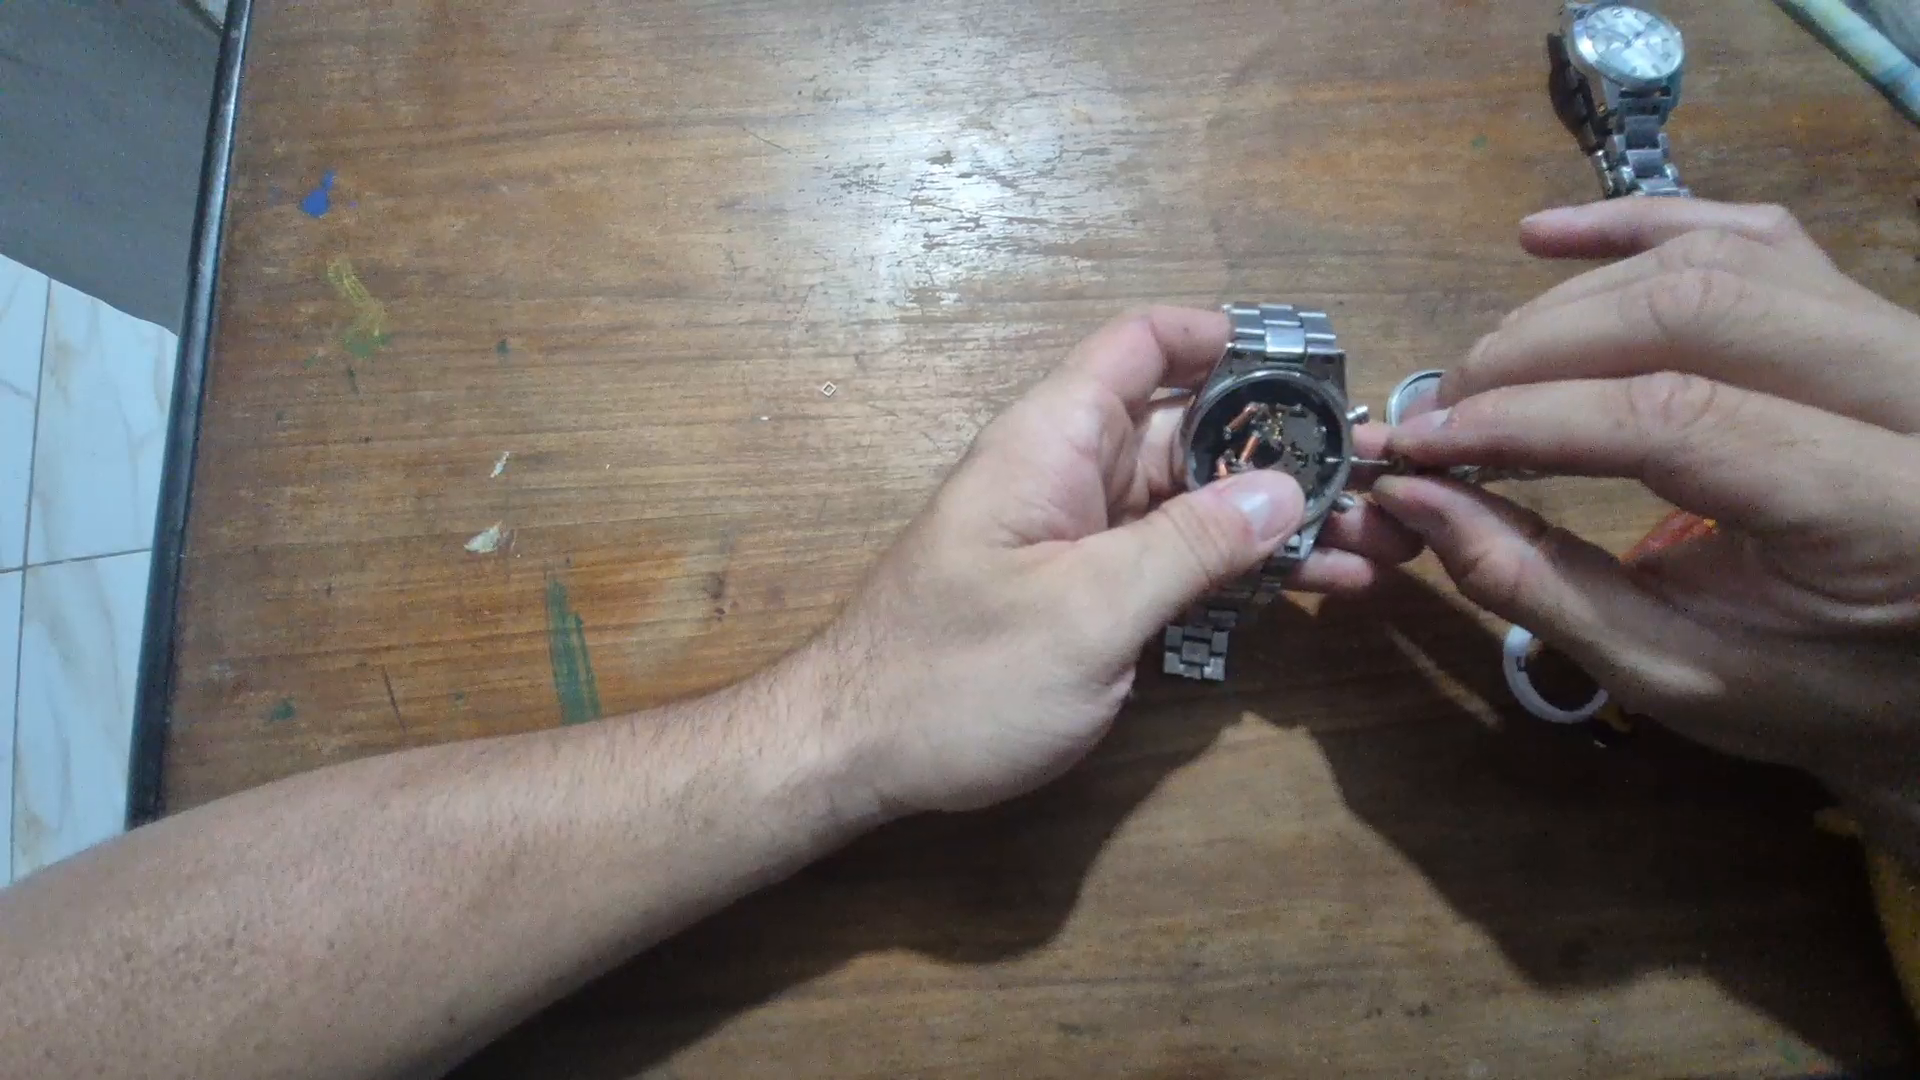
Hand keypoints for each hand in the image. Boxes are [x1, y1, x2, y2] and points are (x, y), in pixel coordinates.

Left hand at [811, 307, 1415, 814]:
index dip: (1222, 339)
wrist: (863, 749)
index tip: (1312, 368)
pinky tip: (1304, 594)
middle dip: (1277, 450)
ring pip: (1186, 503)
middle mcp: (1068, 474)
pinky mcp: (1084, 593)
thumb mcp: (1084, 612)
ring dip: (1269, 522)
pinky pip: (1168, 562)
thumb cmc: (958, 676)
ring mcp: (1078, 538)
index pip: (1139, 347)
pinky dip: (1229, 572)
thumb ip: (1186, 546)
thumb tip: (1284, 489)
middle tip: (1373, 490)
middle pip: (1184, 430)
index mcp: (1053, 442)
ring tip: (1364, 553)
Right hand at [1372, 200, 1919, 856]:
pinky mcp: (1865, 312)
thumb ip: (1529, 579)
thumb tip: (1408, 497)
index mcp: (1892, 509)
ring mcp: (1906, 336)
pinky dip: (1629, 226)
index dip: (1521, 422)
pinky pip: (1747, 232)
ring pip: (1705, 263)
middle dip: (1525, 358)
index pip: (1672, 420)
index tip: (1415, 447)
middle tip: (1439, 417)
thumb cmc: (1809, 683)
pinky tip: (1538, 237)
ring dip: (1553, 312)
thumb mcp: (1662, 667)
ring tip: (1476, 378)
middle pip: (1688, 313)